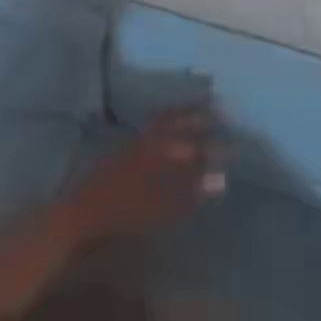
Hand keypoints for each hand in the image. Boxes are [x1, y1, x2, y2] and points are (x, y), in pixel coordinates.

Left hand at [62, 107, 222, 244]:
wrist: (84, 211)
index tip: (236, 145)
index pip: (196, 145)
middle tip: (216, 107)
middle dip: (197, 114)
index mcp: (161, 150)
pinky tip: (171, 130)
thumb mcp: (163, 206)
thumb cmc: (125, 213)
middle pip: (176, 120)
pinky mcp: (125, 148)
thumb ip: (192, 189)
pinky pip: (152, 126)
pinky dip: (166, 121)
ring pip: (163, 119)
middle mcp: (148, 138)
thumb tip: (221, 177)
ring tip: (197, 111)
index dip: (217, 147)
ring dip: (181, 114)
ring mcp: (134, 141)